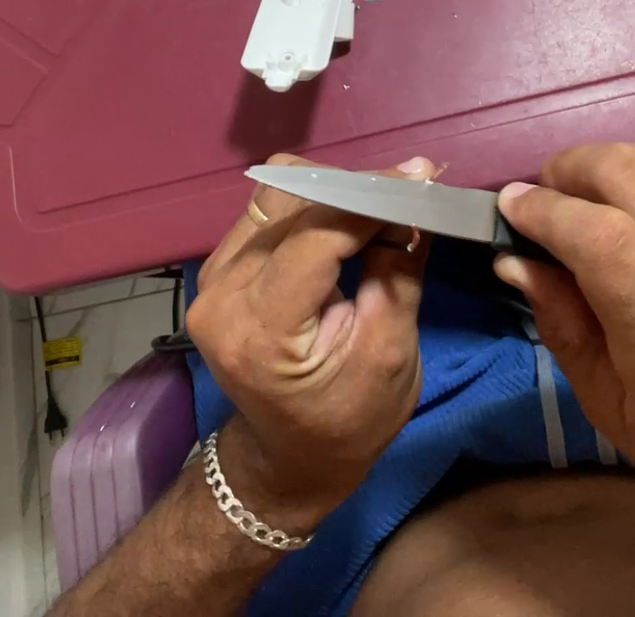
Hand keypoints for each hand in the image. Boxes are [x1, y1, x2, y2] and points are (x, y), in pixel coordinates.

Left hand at [186, 154, 435, 532]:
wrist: (290, 457)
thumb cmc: (349, 421)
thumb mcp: (392, 355)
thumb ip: (399, 270)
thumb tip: (413, 199)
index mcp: (259, 330)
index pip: (314, 236)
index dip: (370, 199)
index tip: (421, 178)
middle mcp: (221, 293)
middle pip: (290, 200)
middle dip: (355, 190)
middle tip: (407, 194)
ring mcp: (213, 276)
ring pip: (277, 193)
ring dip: (334, 192)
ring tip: (378, 210)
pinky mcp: (220, 266)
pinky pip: (270, 210)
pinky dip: (314, 205)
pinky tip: (347, 223)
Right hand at [493, 143, 634, 567]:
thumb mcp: (620, 419)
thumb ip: (566, 329)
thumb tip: (516, 260)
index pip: (604, 240)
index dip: (546, 209)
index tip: (511, 206)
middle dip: (573, 166)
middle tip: (545, 194)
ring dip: (606, 169)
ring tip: (582, 202)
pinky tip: (634, 220)